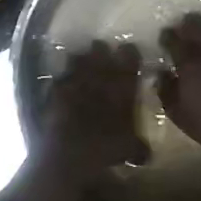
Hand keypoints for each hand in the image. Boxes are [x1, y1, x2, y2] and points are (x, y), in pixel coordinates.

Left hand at [36, 41, 148, 185]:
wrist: (69, 153)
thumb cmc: (107, 147)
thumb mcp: (130, 148)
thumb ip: (138, 145)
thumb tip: (144, 153)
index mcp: (122, 82)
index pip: (130, 53)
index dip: (130, 54)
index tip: (131, 58)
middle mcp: (99, 73)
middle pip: (100, 47)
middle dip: (102, 52)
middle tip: (105, 60)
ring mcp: (74, 78)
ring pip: (78, 56)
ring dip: (81, 62)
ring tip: (84, 70)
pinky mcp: (55, 88)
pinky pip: (61, 77)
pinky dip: (63, 81)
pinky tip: (65, 89)